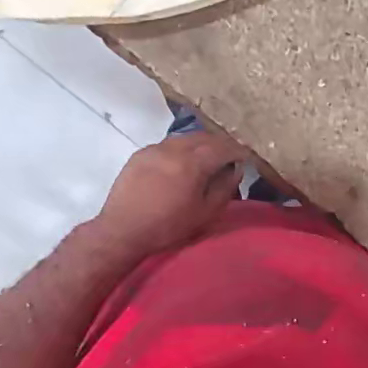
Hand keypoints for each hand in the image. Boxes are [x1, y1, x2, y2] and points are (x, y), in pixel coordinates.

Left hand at [88, 134, 246, 255]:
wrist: (123, 231)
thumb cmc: (169, 226)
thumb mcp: (206, 212)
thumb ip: (225, 187)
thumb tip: (235, 170)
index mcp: (192, 164)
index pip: (222, 147)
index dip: (237, 151)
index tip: (245, 158)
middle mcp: (173, 149)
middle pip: (203, 137)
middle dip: (220, 143)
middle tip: (229, 155)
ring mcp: (154, 149)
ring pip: (184, 138)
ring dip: (200, 144)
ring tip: (207, 157)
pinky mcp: (140, 154)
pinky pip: (167, 144)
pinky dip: (181, 148)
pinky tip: (182, 162)